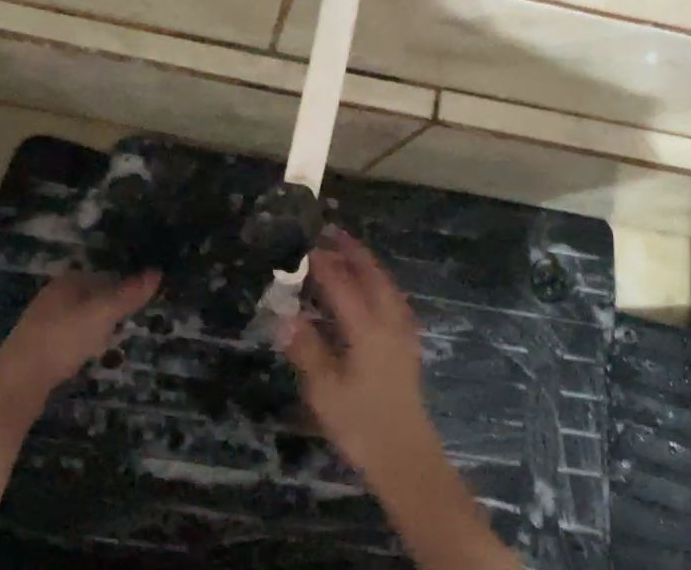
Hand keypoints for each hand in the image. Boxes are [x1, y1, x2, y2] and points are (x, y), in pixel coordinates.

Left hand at [0, 268, 159, 410]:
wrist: (17, 381)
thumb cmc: (62, 339)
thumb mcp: (102, 315)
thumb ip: (128, 295)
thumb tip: (158, 272)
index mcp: (68, 281)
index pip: (105, 276)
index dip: (124, 290)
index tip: (137, 309)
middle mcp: (53, 294)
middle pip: (93, 296)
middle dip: (110, 311)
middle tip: (124, 328)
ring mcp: (42, 319)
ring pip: (81, 317)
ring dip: (97, 328)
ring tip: (107, 344)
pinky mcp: (37, 343)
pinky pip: (68, 336)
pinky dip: (81, 343)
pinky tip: (85, 357)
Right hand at [281, 232, 436, 482]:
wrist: (406, 457)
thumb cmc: (361, 425)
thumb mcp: (324, 390)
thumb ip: (306, 349)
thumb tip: (283, 315)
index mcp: (367, 329)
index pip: (341, 284)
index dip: (322, 263)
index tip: (304, 244)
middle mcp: (389, 322)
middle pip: (372, 275)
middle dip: (351, 251)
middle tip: (329, 232)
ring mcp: (403, 334)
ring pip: (386, 286)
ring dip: (367, 265)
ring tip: (347, 253)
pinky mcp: (407, 347)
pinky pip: (393, 301)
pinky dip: (379, 285)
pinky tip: (370, 292)